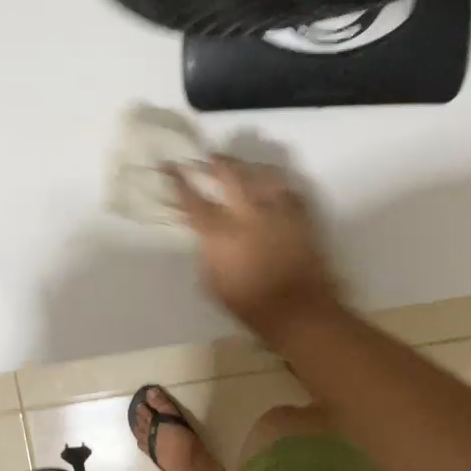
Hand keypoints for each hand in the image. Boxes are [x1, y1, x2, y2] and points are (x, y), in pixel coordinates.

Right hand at [170, 157, 339, 339]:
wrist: (299, 311)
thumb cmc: (250, 305)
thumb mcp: (213, 283)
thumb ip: (206, 253)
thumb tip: (204, 235)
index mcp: (221, 232)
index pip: (193, 198)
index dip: (178, 180)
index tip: (169, 165)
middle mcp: (249, 213)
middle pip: (229, 173)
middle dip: (214, 162)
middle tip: (205, 159)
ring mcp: (278, 210)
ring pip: (261, 173)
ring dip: (246, 167)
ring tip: (240, 168)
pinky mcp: (302, 215)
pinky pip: (288, 188)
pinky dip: (276, 183)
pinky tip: (271, 186)